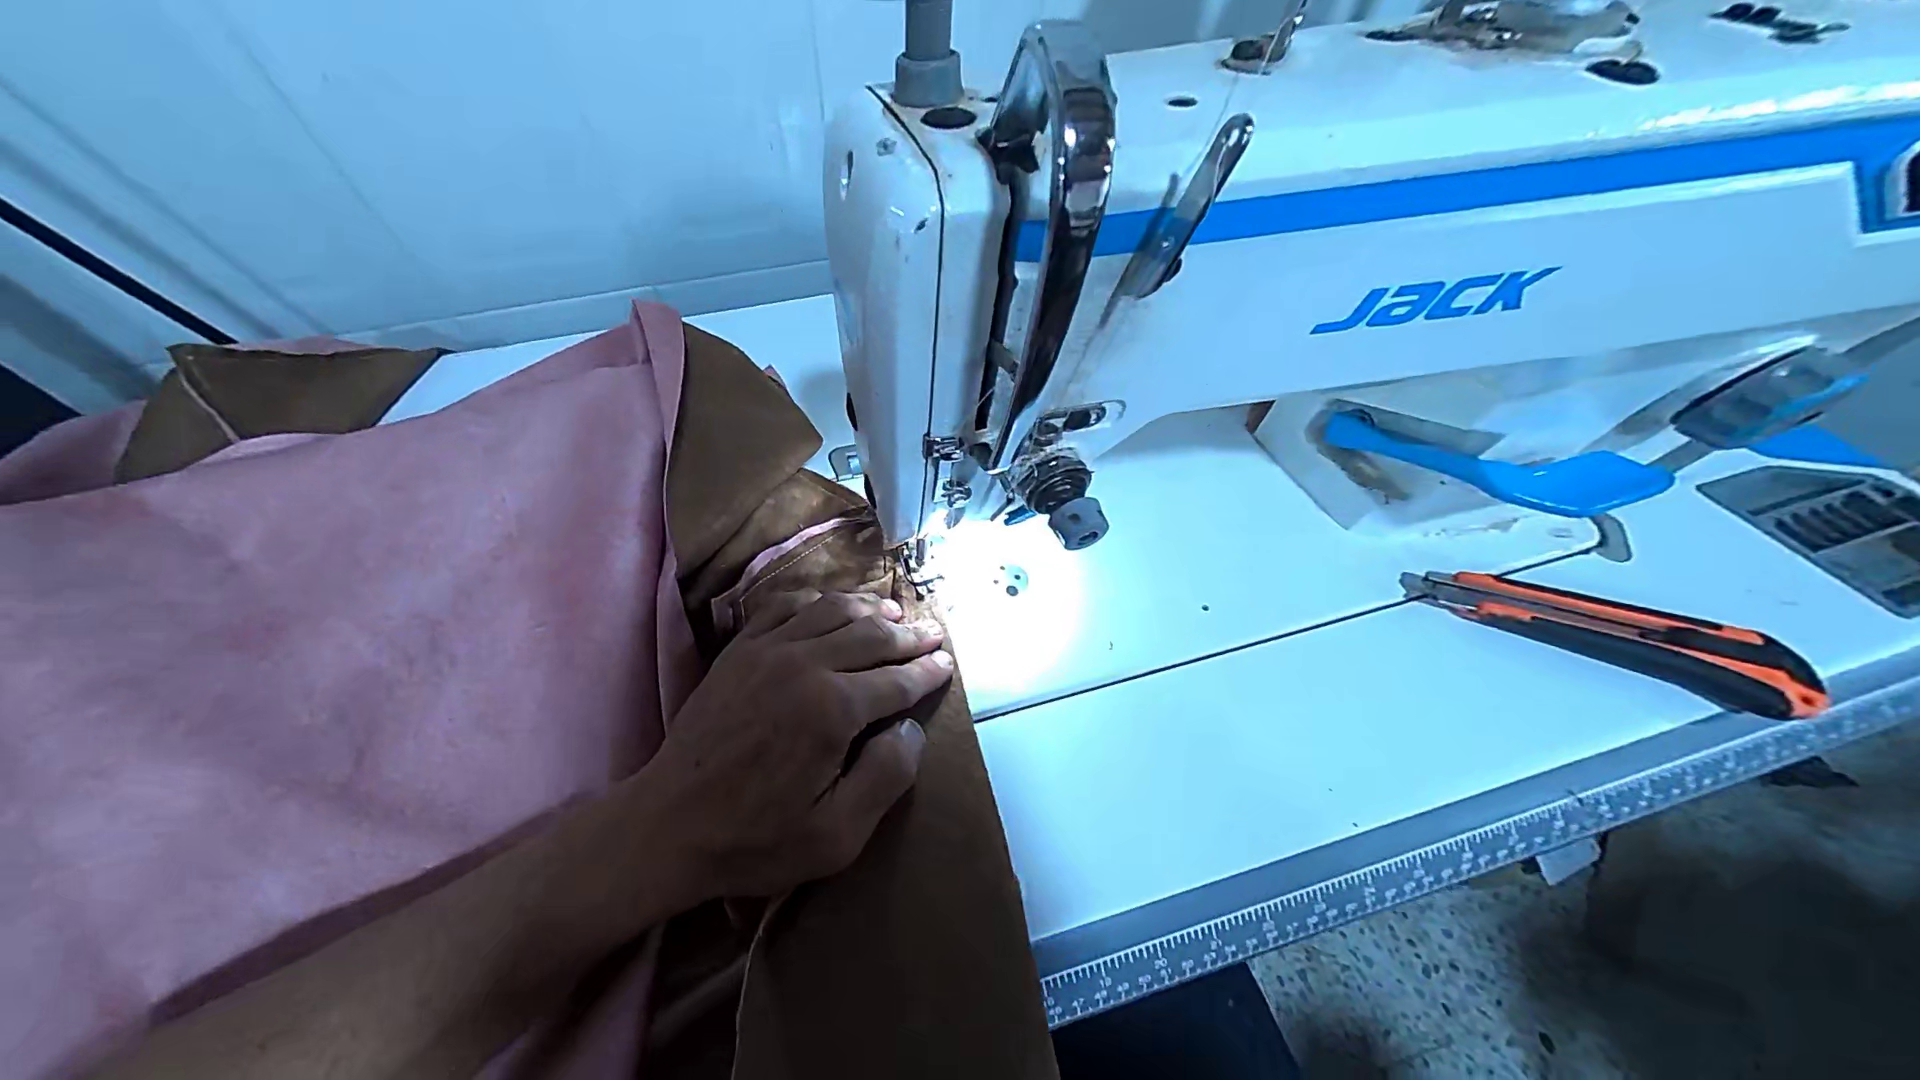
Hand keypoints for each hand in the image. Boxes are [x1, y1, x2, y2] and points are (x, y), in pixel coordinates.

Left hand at [643, 590, 952, 899]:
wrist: (667, 826)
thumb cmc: (755, 839)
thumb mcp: (837, 835)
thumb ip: (887, 776)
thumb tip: (911, 726)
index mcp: (833, 708)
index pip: (897, 679)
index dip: (927, 671)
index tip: (947, 664)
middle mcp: (805, 664)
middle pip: (872, 635)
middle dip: (909, 635)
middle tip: (932, 633)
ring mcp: (767, 650)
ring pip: (833, 611)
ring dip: (870, 609)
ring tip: (894, 612)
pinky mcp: (740, 650)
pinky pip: (787, 607)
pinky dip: (818, 601)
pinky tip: (831, 607)